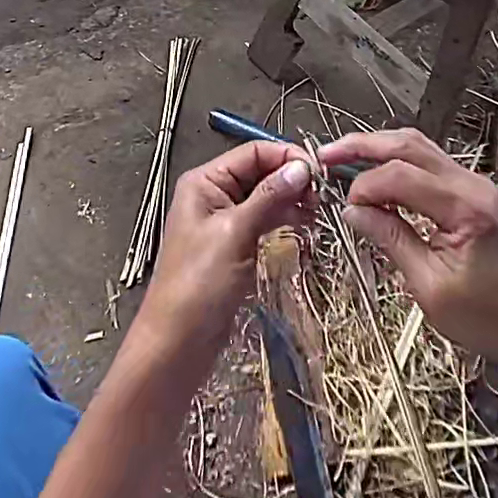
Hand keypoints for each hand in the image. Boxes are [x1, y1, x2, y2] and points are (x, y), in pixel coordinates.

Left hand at [144, 140, 312, 335]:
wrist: (176, 346)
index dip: (287, 156)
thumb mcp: (235, 233)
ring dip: (294, 197)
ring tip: (317, 211)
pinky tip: (306, 223)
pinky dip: (288, 215)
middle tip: (320, 196)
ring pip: (269, 193)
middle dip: (293, 177)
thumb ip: (270, 196)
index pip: (255, 152)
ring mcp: (227, 218)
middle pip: (263, 169)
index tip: (318, 173)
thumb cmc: (198, 285)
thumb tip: (303, 166)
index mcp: (205, 182)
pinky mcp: (238, 240)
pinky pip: (268, 216)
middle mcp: (215, 193)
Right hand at [322, 129, 497, 365]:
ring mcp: (474, 183)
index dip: (366, 185)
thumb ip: (391, 239)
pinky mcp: (471, 191)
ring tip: (344, 157)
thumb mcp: (428, 285)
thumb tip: (353, 211)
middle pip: (411, 146)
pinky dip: (399, 163)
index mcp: (465, 206)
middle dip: (366, 146)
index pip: (403, 175)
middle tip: (326, 153)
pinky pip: (430, 164)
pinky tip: (376, 175)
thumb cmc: (481, 316)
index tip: (344, 208)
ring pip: (421, 148)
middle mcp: (472, 183)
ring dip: (381, 149)